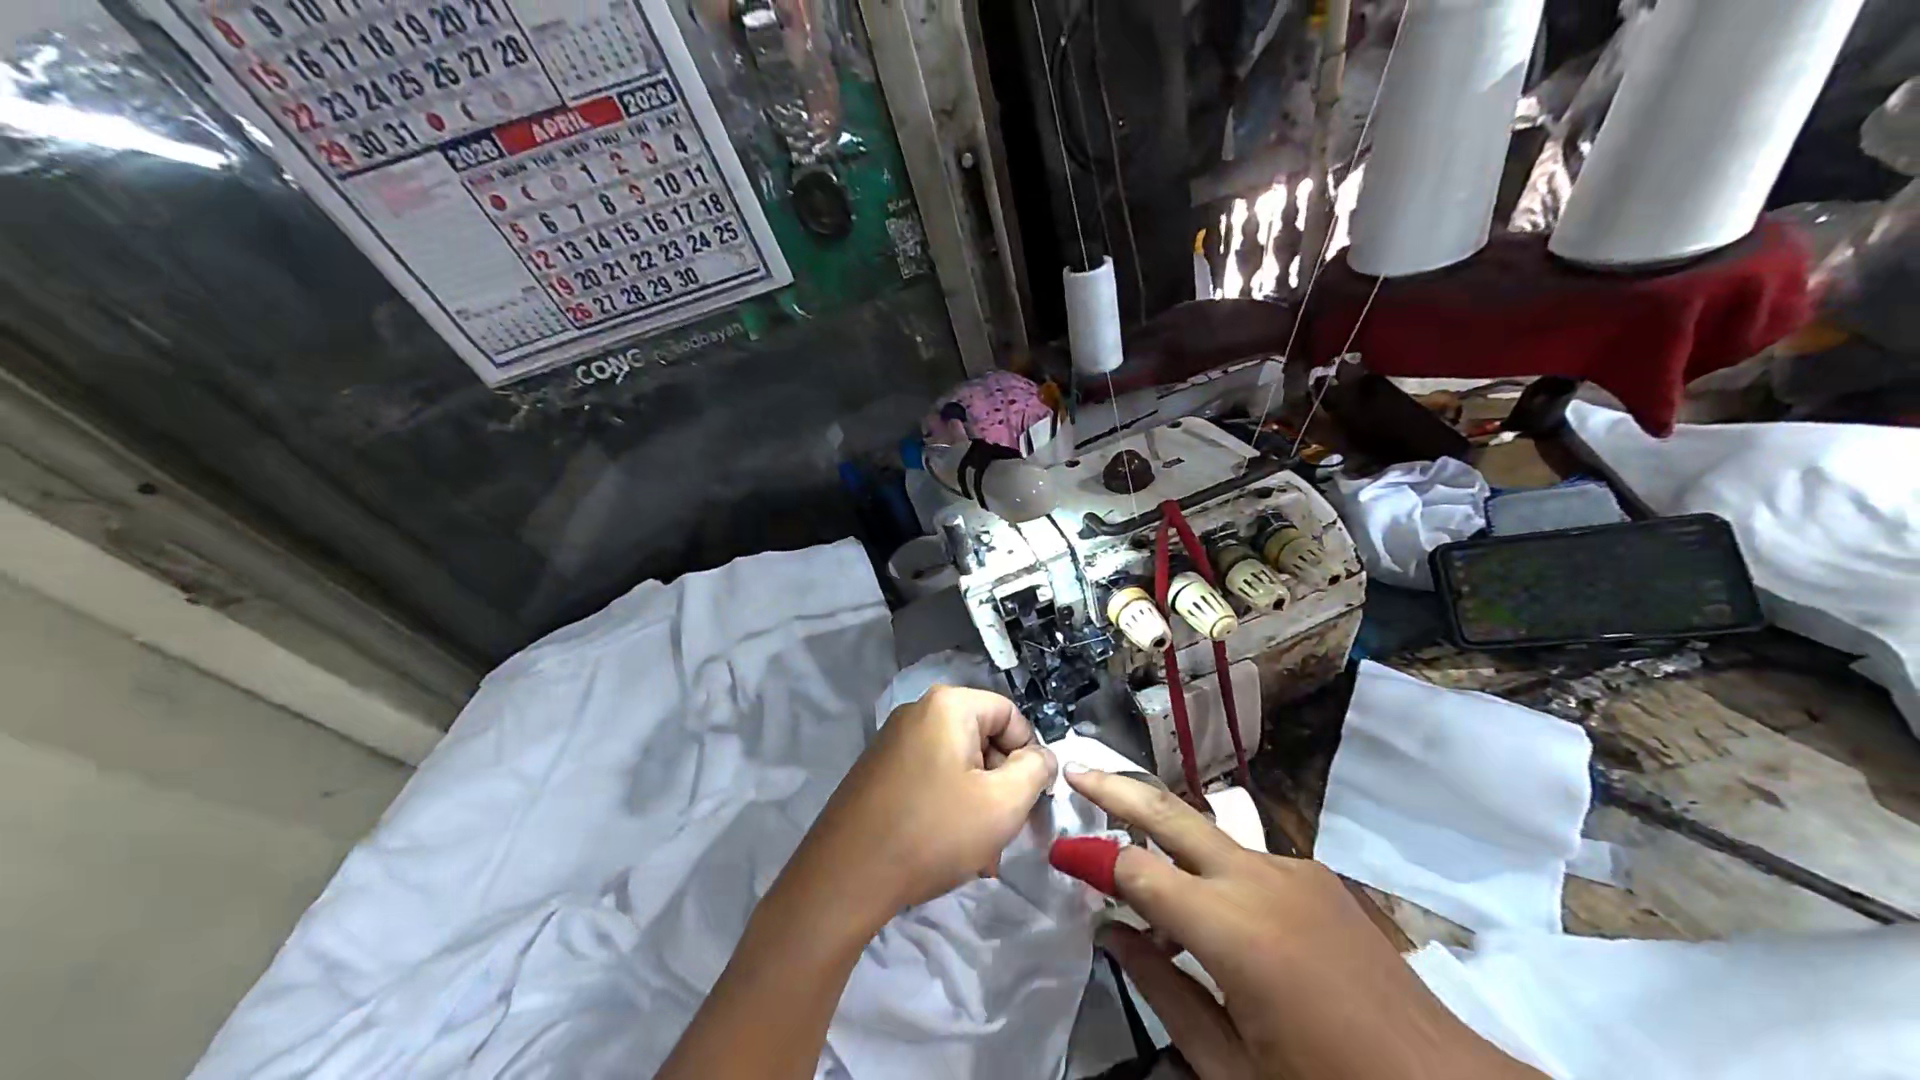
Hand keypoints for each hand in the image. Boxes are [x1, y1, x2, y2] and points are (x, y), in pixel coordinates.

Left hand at [784, 686, 1057, 927]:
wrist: (846, 876)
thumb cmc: (933, 832)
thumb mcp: (1003, 803)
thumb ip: (1036, 770)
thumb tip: (1042, 756)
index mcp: (948, 706)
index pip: (1011, 716)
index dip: (1029, 756)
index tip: (1029, 800)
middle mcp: (918, 712)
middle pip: (984, 740)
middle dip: (1002, 787)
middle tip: (1005, 833)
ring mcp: (894, 742)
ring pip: (959, 766)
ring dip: (978, 806)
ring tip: (980, 854)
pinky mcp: (880, 771)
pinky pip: (931, 779)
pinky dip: (949, 808)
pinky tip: (950, 850)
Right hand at [1063, 769, 1544, 1079]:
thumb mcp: (1231, 1066)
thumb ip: (1162, 989)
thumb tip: (1111, 934)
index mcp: (1233, 931)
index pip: (1137, 872)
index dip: (1092, 860)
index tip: (1056, 853)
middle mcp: (1259, 879)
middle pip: (1171, 814)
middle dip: (1117, 789)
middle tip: (1076, 771)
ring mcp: (1293, 870)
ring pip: (1206, 833)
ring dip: (1161, 831)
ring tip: (1127, 853)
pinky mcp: (1316, 876)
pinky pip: (1244, 860)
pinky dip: (1207, 869)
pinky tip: (1205, 910)